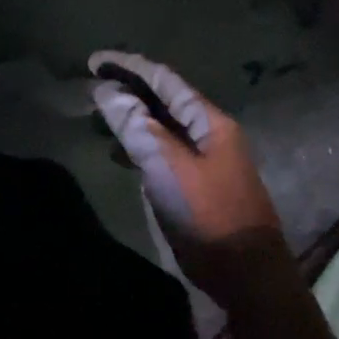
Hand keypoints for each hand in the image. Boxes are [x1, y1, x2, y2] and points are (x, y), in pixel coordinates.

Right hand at [88, 51, 286, 305]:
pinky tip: (117, 153)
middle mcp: (209, 132)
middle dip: (127, 89)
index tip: (93, 61)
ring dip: (130, 117)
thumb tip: (104, 89)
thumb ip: (135, 123)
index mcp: (209, 120)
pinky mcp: (196, 183)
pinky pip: (162, 150)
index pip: (163, 79)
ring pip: (161, 125)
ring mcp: (205, 158)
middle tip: (91, 85)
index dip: (127, 65)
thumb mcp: (165, 164)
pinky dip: (138, 144)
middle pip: (162, 99)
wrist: (246, 276)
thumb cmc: (207, 212)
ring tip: (98, 117)